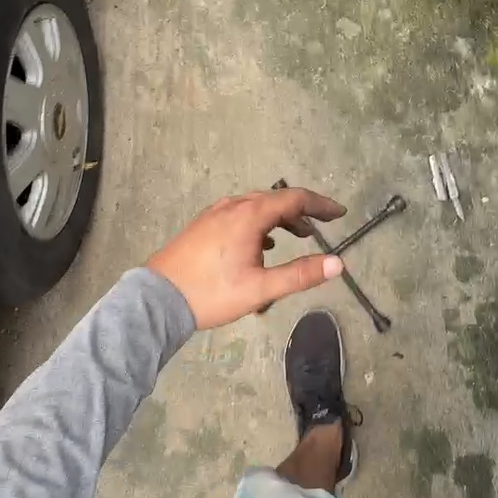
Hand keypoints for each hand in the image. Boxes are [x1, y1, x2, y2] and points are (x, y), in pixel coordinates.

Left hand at [147, 187, 346, 328]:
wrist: (156, 299)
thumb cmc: (211, 293)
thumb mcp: (260, 289)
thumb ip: (300, 275)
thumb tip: (337, 264)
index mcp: (249, 215)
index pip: (295, 199)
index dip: (321, 205)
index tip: (340, 213)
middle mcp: (233, 206)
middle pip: (276, 199)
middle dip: (302, 211)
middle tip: (321, 227)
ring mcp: (215, 213)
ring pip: (257, 206)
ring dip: (281, 217)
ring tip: (298, 235)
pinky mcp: (203, 225)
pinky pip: (241, 214)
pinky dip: (260, 223)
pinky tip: (262, 245)